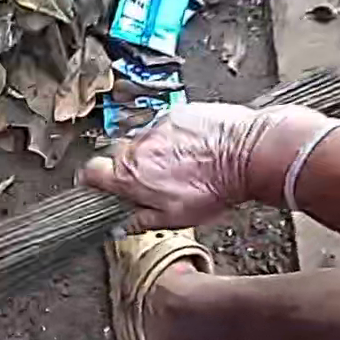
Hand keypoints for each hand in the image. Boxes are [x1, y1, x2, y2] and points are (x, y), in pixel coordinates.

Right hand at [79, 102, 330, 228]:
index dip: (91, 178)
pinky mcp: (177, 112)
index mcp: (129, 176)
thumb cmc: (214, 189)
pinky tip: (194, 149)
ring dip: (154, 151)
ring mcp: (157, 127)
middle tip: (151, 180)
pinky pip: (166, 125)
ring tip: (181, 165)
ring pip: (144, 140)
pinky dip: (175, 136)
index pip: (90, 172)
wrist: (249, 154)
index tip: (97, 183)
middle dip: (129, 167)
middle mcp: (137, 148)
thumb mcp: (173, 219)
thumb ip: (141, 221)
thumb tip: (120, 227)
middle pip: (118, 155)